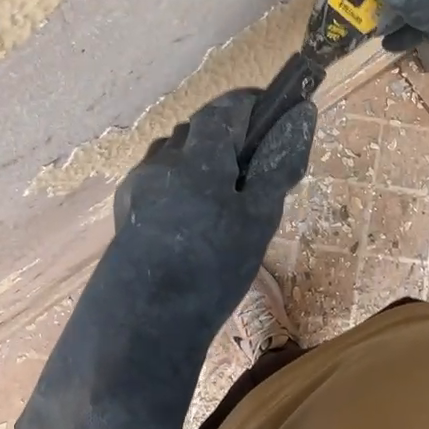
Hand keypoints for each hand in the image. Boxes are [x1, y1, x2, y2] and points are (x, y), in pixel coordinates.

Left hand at [114, 88, 315, 322]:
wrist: (144, 323)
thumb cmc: (212, 266)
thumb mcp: (259, 217)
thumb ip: (279, 164)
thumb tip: (302, 115)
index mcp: (198, 156)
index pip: (224, 108)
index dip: (249, 105)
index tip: (272, 112)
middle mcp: (163, 161)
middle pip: (197, 130)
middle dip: (225, 135)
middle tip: (254, 164)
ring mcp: (139, 187)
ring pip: (174, 155)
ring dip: (199, 160)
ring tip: (224, 194)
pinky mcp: (126, 213)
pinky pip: (159, 181)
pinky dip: (180, 185)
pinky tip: (193, 219)